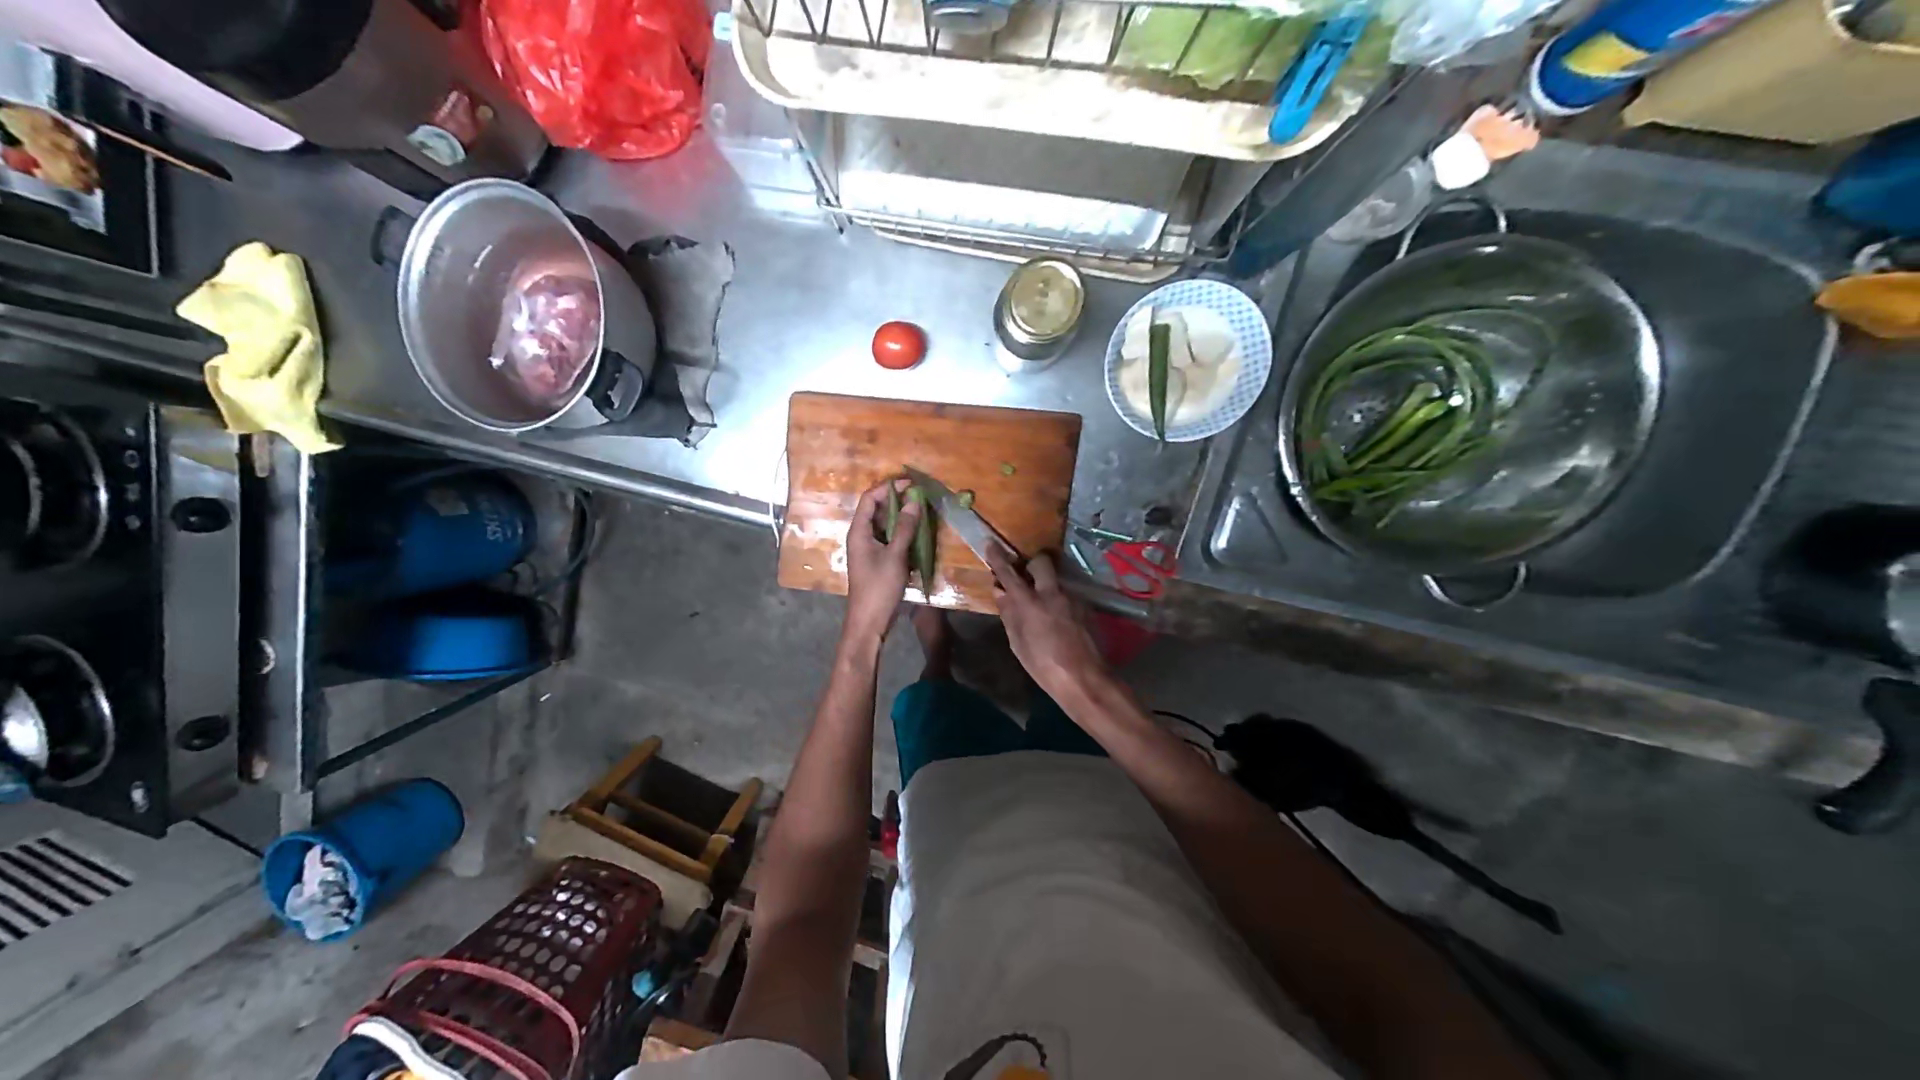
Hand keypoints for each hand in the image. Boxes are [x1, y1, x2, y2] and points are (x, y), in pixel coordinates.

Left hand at [842, 478, 921, 645]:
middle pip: (877, 509)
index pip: (870, 498)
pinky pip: (889, 538)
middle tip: (921, 496)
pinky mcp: (877, 559)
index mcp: (859, 531)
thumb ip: (905, 528)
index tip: (911, 484)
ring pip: (885, 524)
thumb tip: (914, 501)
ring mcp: (869, 548)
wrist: (870, 620)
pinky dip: (902, 533)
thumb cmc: (879, 587)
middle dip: (898, 500)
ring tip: (923, 511)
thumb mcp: (895, 555)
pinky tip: (918, 533)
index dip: (889, 487)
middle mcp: (861, 536)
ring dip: (902, 516)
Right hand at [984, 545, 1111, 701]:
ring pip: (1057, 580)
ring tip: (1043, 607)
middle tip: (1026, 578)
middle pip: (1042, 562)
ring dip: (1047, 586)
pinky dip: (1059, 601)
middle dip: (1032, 565)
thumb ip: (1009, 614)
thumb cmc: (1043, 666)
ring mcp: (1073, 598)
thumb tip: (1000, 592)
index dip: (998, 558)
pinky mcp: (1086, 607)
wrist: (1084, 678)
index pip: (1010, 573)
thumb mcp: (1018, 643)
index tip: (991, 544)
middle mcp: (1053, 593)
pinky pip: (1068, 595)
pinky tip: (1059, 620)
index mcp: (1030, 603)